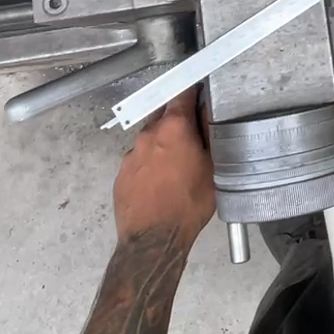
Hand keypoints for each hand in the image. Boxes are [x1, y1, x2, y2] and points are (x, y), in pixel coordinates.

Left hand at [112, 90, 214, 248]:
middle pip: (164, 115)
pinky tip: (160, 182)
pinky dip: (149, 163)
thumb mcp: (212, 167)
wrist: (154, 240)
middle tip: (192, 134)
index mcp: (174, 127)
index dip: (193, 92)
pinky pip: (138, 160)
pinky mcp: (121, 174)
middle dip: (177, 120)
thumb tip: (207, 114)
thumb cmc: (189, 203)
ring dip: (162, 144)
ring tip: (176, 165)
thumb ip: (209, 135)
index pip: (183, 95)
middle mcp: (148, 134)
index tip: (200, 94)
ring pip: (150, 139)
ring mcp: (131, 154)